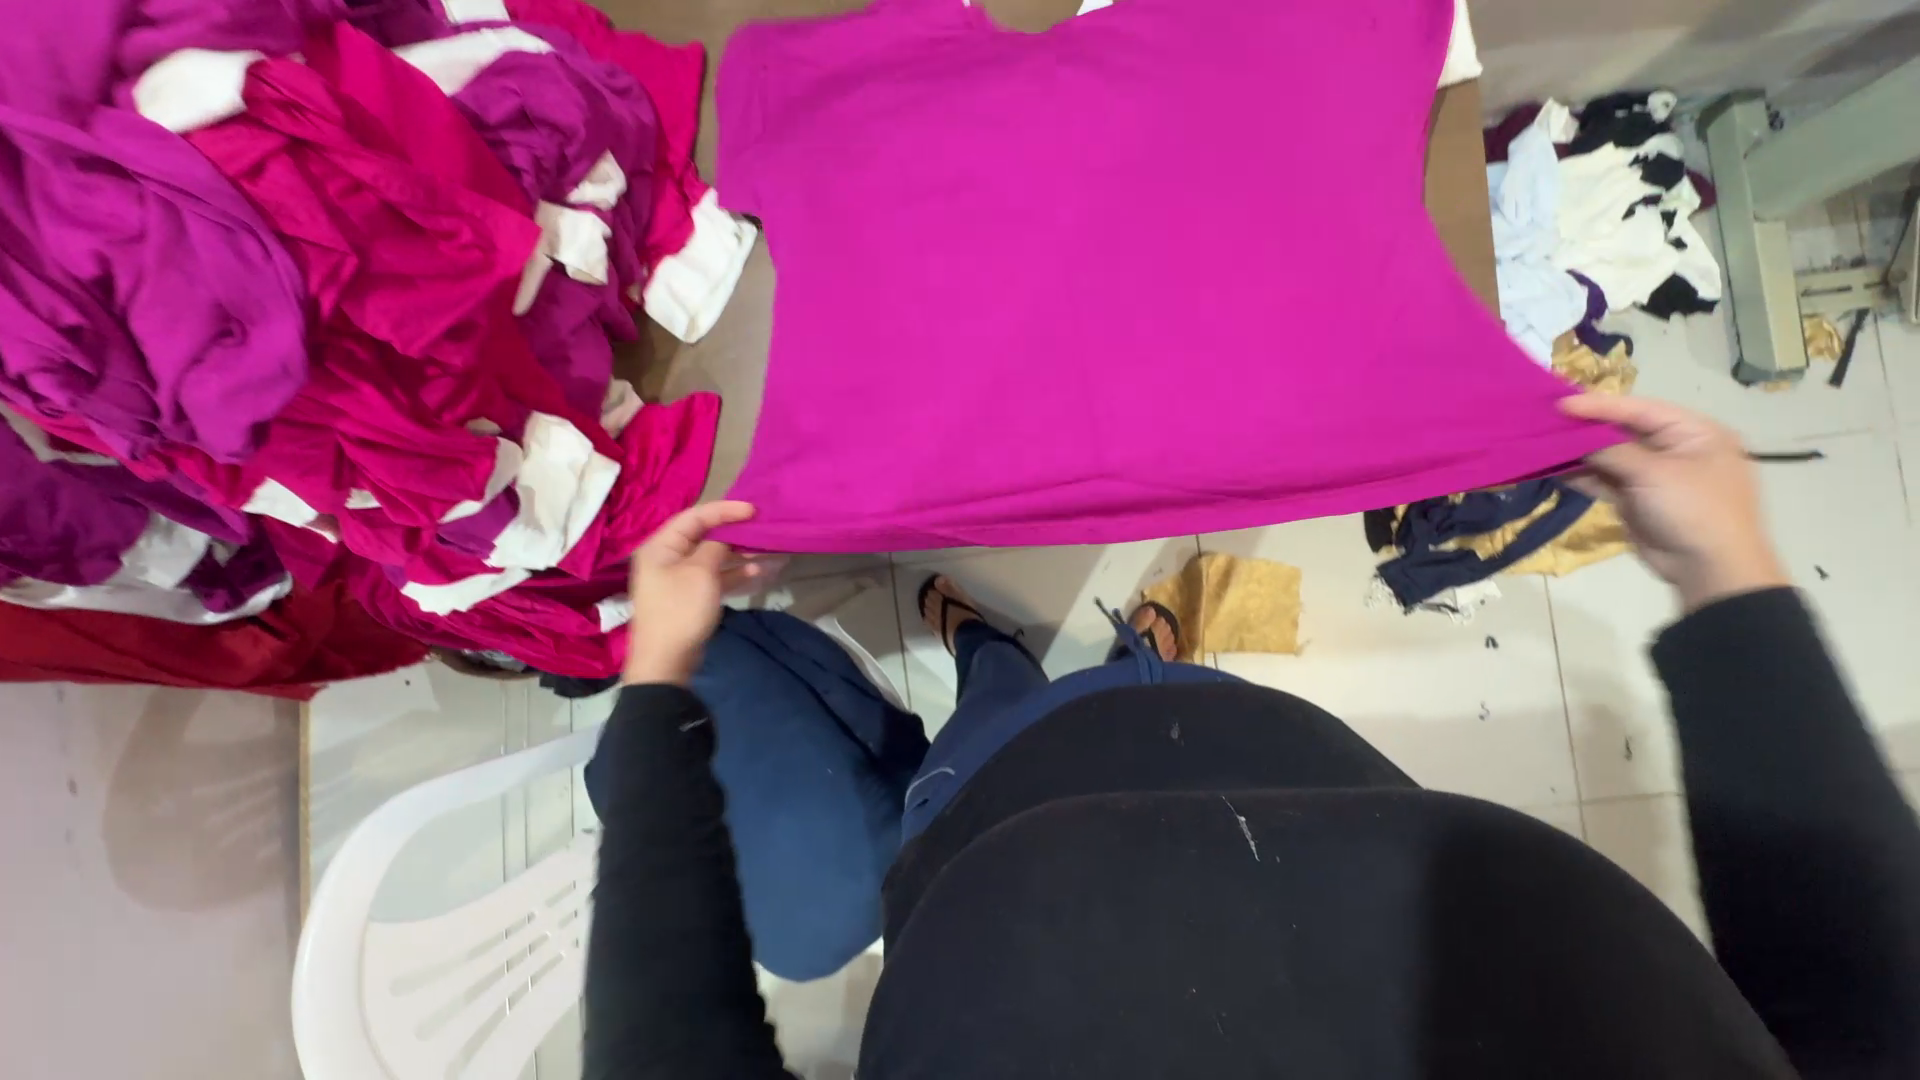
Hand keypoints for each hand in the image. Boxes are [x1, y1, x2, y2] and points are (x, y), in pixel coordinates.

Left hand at [622, 501, 776, 685]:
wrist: (666, 661)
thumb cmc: (680, 610)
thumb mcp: (701, 572)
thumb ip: (715, 547)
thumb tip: (725, 538)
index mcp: (660, 546)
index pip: (694, 517)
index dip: (724, 510)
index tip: (752, 511)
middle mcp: (667, 557)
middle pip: (704, 535)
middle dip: (734, 532)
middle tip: (761, 528)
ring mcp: (679, 578)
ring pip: (713, 557)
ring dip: (738, 553)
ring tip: (765, 550)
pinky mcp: (691, 596)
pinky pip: (715, 576)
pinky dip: (734, 573)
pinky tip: (757, 571)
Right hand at [1560, 394, 1788, 611]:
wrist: (1708, 565)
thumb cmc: (1694, 509)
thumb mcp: (1655, 473)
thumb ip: (1612, 451)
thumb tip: (1573, 439)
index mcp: (1694, 433)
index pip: (1641, 410)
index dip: (1600, 406)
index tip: (1561, 404)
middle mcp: (1674, 448)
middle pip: (1621, 431)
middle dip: (1584, 428)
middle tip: (1545, 420)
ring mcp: (1653, 474)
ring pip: (1607, 456)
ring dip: (1575, 452)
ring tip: (1540, 443)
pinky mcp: (1634, 496)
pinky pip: (1601, 479)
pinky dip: (1578, 475)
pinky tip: (1550, 469)